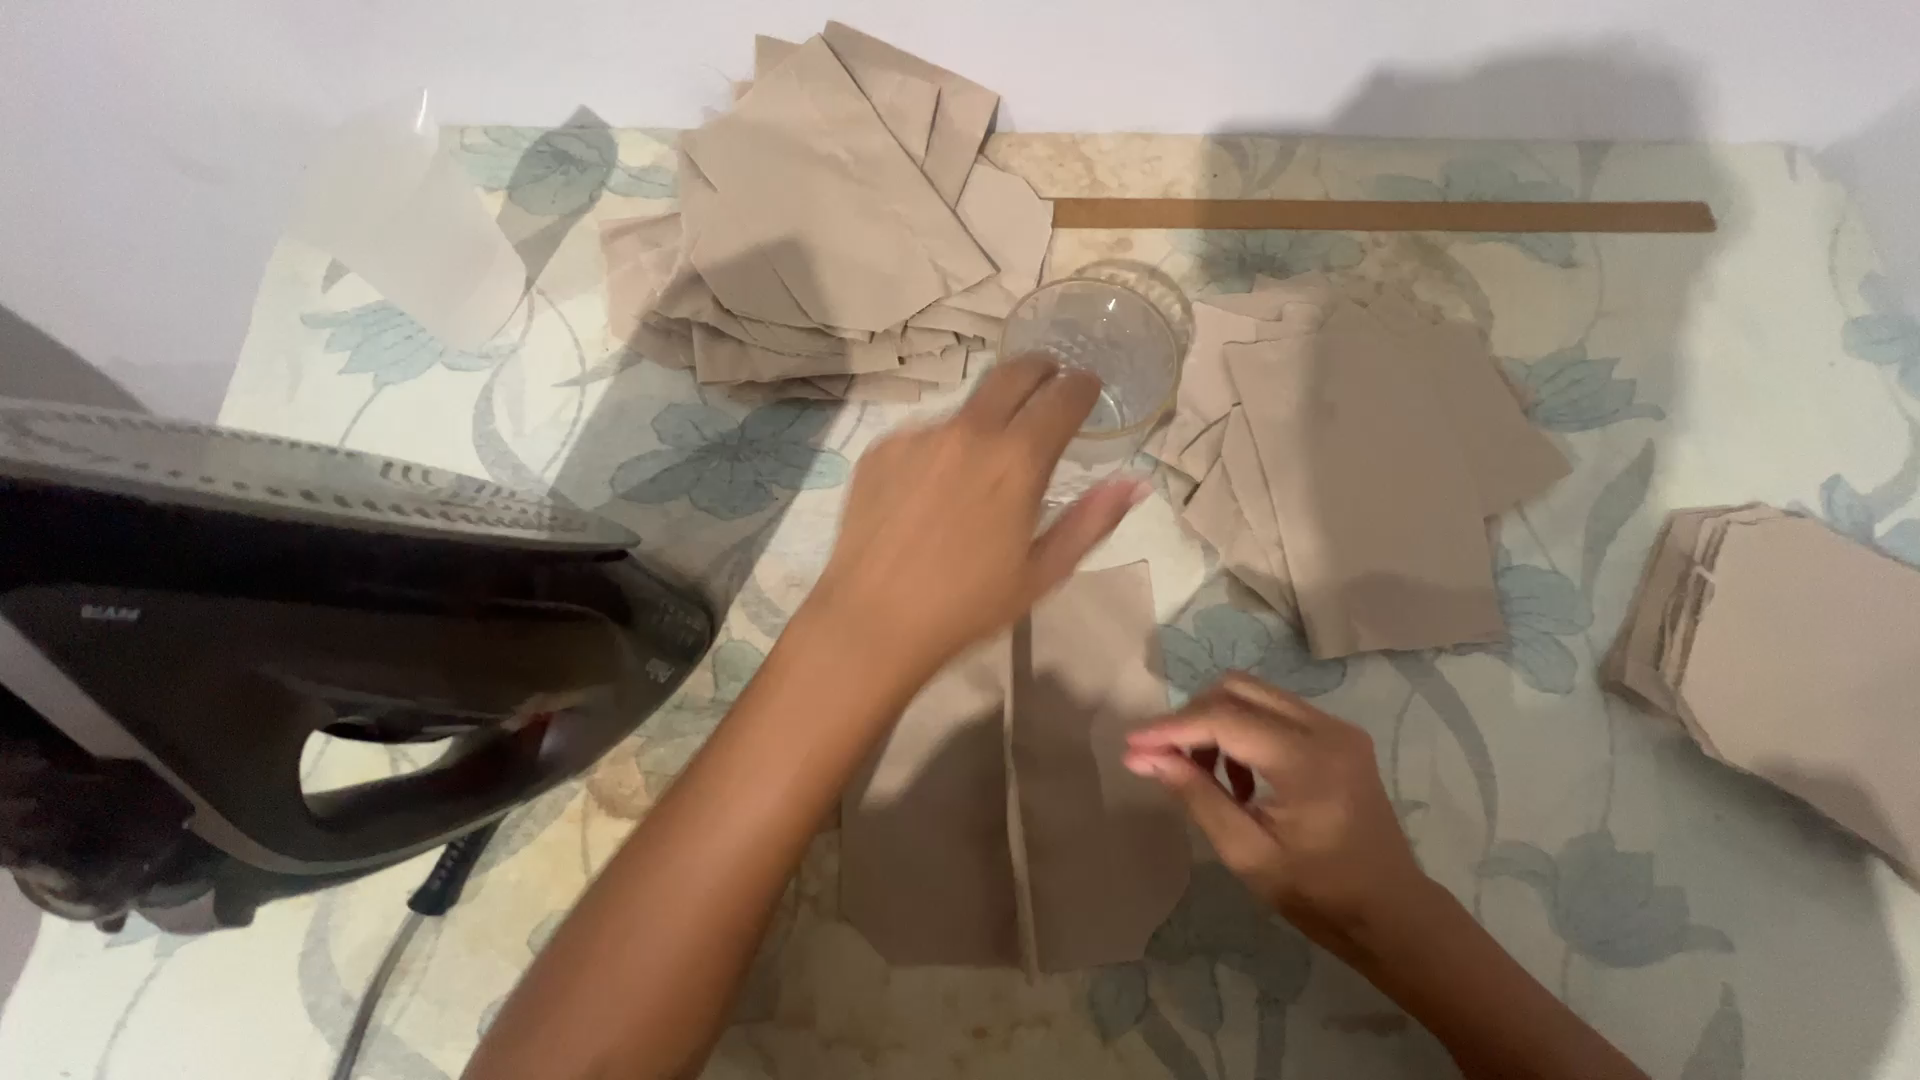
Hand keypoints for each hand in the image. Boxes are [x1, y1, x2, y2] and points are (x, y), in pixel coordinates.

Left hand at [810, 355, 1148, 680]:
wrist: (872, 620)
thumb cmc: (968, 605)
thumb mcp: (1042, 573)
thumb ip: (1091, 521)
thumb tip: (1134, 483)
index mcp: (1017, 461)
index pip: (1063, 397)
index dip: (1082, 387)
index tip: (1088, 388)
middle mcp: (969, 432)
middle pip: (1013, 373)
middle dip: (1041, 370)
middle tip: (1050, 382)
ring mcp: (919, 436)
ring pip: (967, 407)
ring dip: (988, 417)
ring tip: (984, 461)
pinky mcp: (881, 449)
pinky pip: (925, 434)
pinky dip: (943, 447)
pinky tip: (935, 489)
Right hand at [1124, 673, 1432, 946]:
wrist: (1393, 913)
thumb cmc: (1319, 894)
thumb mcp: (1246, 853)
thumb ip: (1195, 795)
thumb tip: (1143, 756)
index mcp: (1307, 760)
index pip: (1224, 718)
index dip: (1171, 727)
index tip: (1130, 744)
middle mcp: (1325, 728)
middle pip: (1237, 689)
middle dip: (1192, 717)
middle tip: (1166, 758)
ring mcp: (1335, 727)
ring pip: (1253, 694)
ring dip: (1215, 721)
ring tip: (1204, 773)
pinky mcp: (1337, 735)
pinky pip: (1273, 710)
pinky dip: (1241, 728)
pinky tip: (1237, 776)